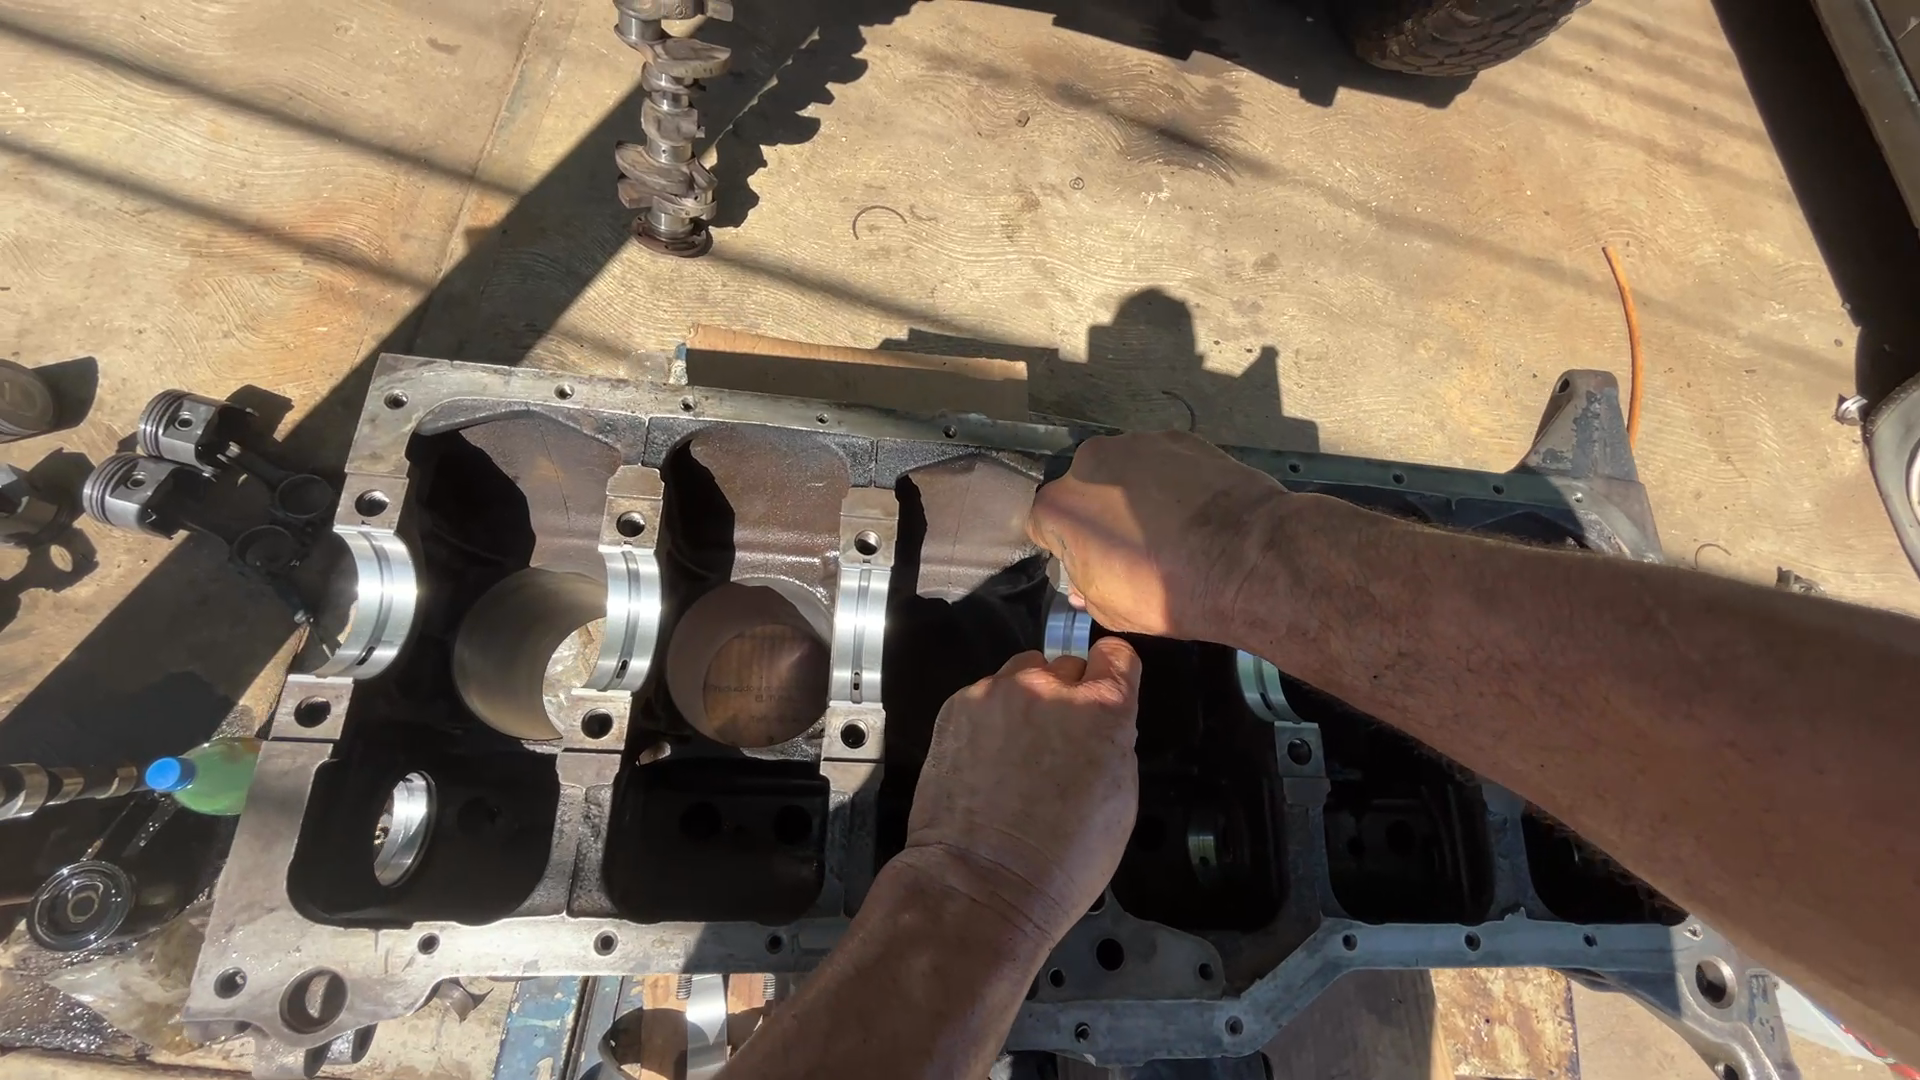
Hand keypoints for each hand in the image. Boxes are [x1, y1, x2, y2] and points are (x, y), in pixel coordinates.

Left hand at [900, 638, 1143, 950]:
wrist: (981, 883)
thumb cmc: (1064, 858)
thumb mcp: (1120, 799)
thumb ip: (1113, 739)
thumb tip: (1100, 721)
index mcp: (1101, 708)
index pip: (1115, 655)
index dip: (1113, 673)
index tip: (1106, 688)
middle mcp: (1048, 686)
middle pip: (1065, 665)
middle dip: (1066, 693)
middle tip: (1054, 739)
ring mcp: (997, 692)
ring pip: (1021, 674)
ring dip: (1025, 699)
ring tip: (1014, 749)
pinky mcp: (956, 705)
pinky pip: (984, 696)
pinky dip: (989, 717)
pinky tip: (984, 758)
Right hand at [1026, 431, 1285, 640]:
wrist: (1247, 558)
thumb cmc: (1166, 589)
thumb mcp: (1110, 607)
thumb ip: (1083, 587)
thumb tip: (1082, 580)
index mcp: (1059, 505)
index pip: (1044, 524)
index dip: (1064, 547)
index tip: (1089, 563)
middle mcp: (1088, 462)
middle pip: (1082, 489)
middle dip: (1098, 513)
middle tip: (1130, 544)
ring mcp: (1137, 443)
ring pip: (1122, 471)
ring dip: (1133, 493)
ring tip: (1168, 526)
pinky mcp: (1181, 438)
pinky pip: (1162, 462)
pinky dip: (1171, 480)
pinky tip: (1195, 509)